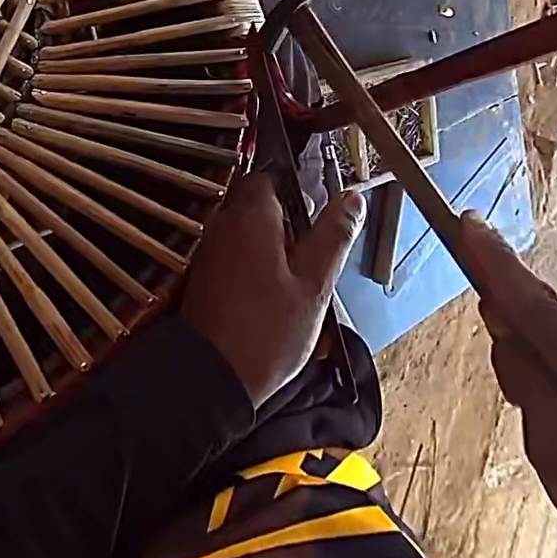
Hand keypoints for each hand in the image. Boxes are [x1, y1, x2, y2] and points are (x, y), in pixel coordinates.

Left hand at [182, 175, 362, 406]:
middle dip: (287, 224)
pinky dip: (253, 265)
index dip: (299, 193)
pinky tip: (268, 297)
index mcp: (252, 215)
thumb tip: (353, 198)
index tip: (316, 222)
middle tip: (308, 261)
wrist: (210, 381)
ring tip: (290, 285)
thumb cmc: (267, 332)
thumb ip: (334, 235)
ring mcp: (209, 248)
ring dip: (271, 247)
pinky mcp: (203, 274)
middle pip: (260, 203)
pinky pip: (234, 253)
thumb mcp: (314, 284)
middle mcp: (224, 222)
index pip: (272, 176)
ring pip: (248, 230)